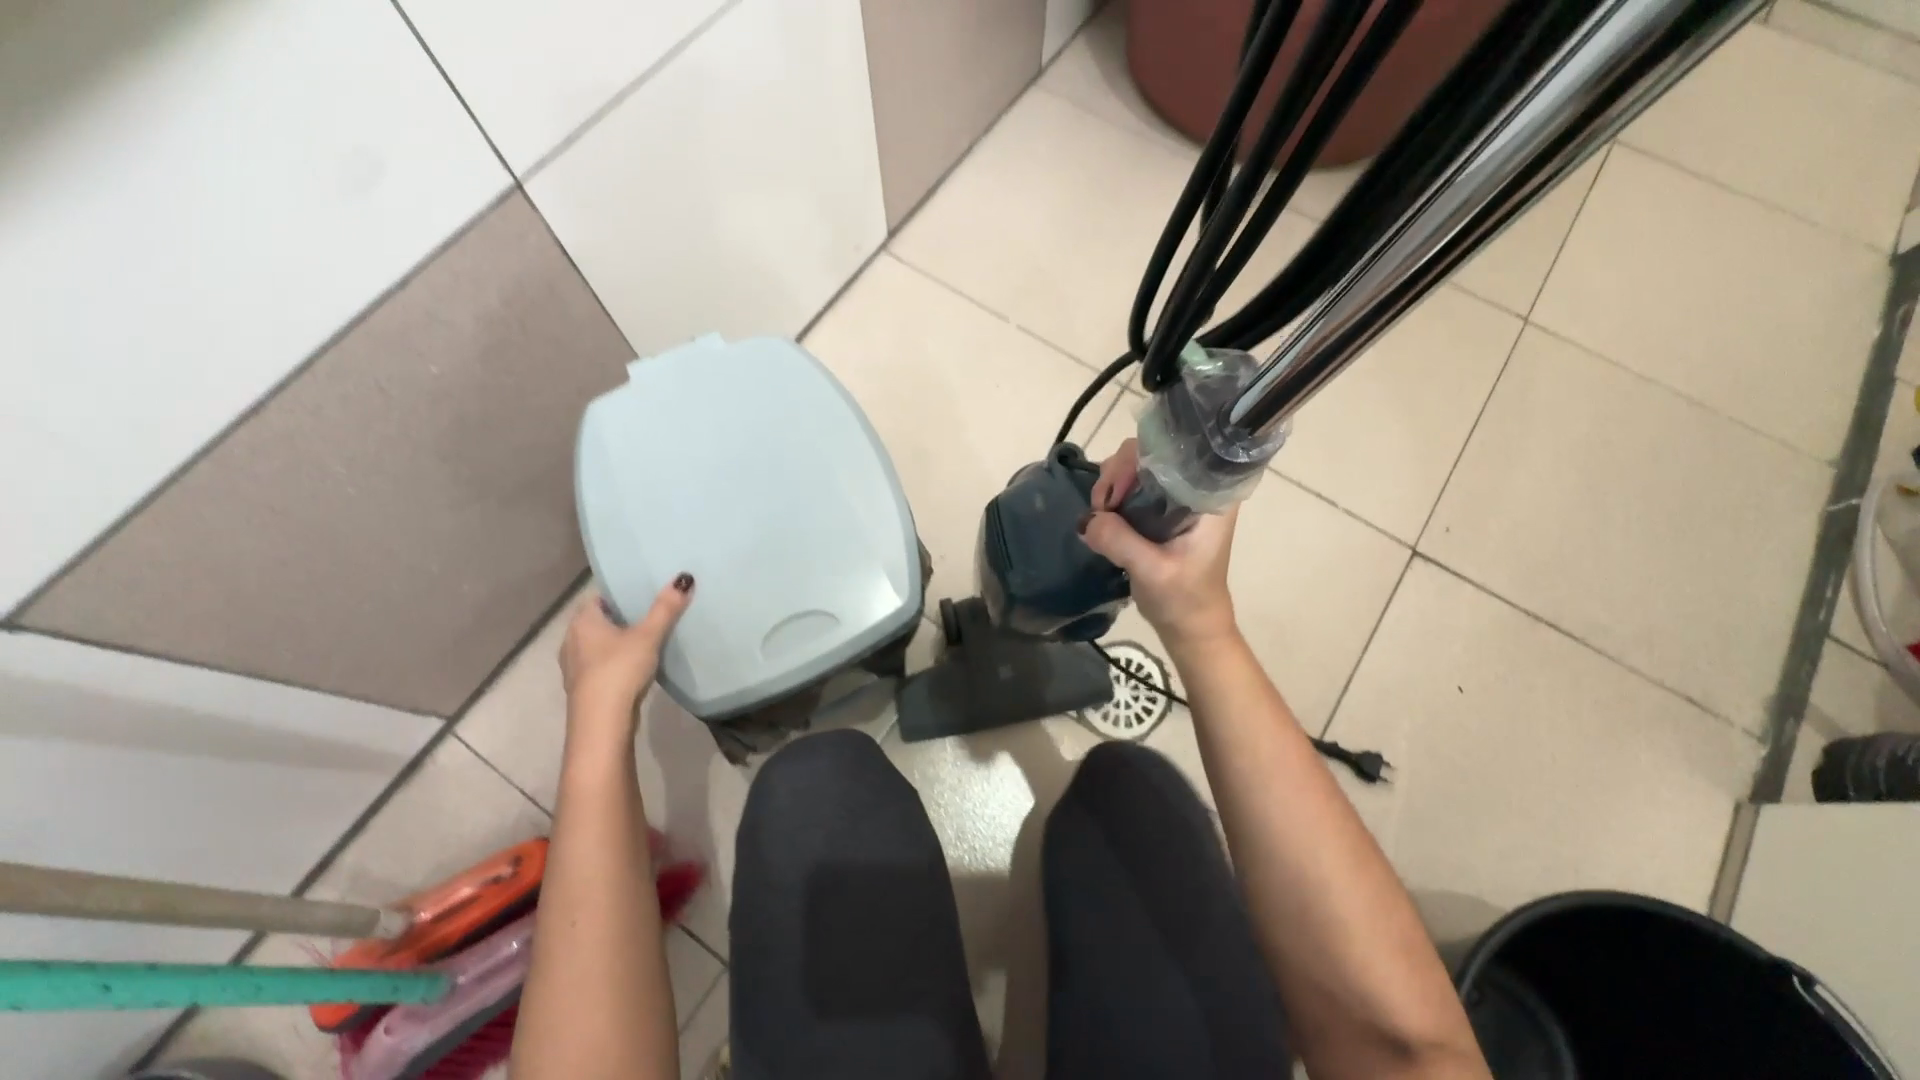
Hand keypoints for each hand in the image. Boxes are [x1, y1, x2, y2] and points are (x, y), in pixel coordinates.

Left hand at [559, 575, 694, 736]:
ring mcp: (572, 666)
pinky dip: (611, 664)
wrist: (602, 720)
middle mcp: (570, 639)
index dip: (618, 595)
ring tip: (642, 643)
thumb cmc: (620, 669)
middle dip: (618, 620)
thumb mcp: (648, 636)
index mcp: (582, 621)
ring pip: (595, 646)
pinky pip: (597, 666)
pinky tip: (630, 669)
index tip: (640, 596)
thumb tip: (684, 578)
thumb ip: (665, 608)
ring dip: (614, 644)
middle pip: (596, 622)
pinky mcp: (580, 688)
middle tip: (647, 617)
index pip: (597, 598)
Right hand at [1081, 439, 1237, 648]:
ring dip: (1111, 487)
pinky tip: (1103, 520)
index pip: (1175, 449)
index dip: (1140, 461)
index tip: (1117, 492)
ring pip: (1135, 470)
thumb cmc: (1184, 600)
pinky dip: (1112, 499)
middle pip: (1150, 454)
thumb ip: (1122, 542)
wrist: (1190, 628)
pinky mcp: (1159, 511)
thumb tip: (1088, 520)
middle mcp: (1194, 487)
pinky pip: (1130, 490)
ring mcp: (1175, 498)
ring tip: (1100, 517)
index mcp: (1210, 495)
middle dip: (1119, 474)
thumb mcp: (1153, 573)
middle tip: (1102, 508)